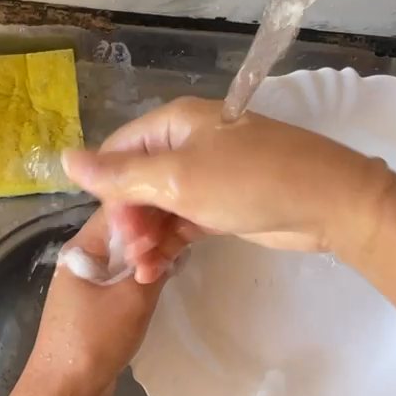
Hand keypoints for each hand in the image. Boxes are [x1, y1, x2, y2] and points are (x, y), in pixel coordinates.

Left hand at [24, 208, 166, 395]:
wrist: (64, 389)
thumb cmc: (94, 339)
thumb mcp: (133, 299)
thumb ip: (154, 267)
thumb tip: (173, 243)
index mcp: (82, 246)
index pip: (119, 208)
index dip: (151, 205)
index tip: (183, 208)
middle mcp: (82, 256)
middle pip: (122, 230)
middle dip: (154, 230)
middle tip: (190, 231)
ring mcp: (87, 279)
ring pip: (124, 254)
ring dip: (149, 254)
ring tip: (183, 251)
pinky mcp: (94, 301)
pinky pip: (122, 276)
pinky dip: (142, 274)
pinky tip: (165, 277)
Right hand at [62, 98, 393, 258]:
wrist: (330, 203)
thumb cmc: (250, 181)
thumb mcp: (177, 178)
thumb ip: (120, 175)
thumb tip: (66, 159)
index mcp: (173, 125)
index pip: (119, 151)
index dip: (107, 189)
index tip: (112, 225)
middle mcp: (186, 145)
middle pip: (136, 182)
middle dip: (129, 219)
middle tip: (132, 254)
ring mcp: (206, 177)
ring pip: (158, 207)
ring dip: (146, 238)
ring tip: (144, 270)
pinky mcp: (221, 205)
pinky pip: (181, 223)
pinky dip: (168, 244)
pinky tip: (157, 270)